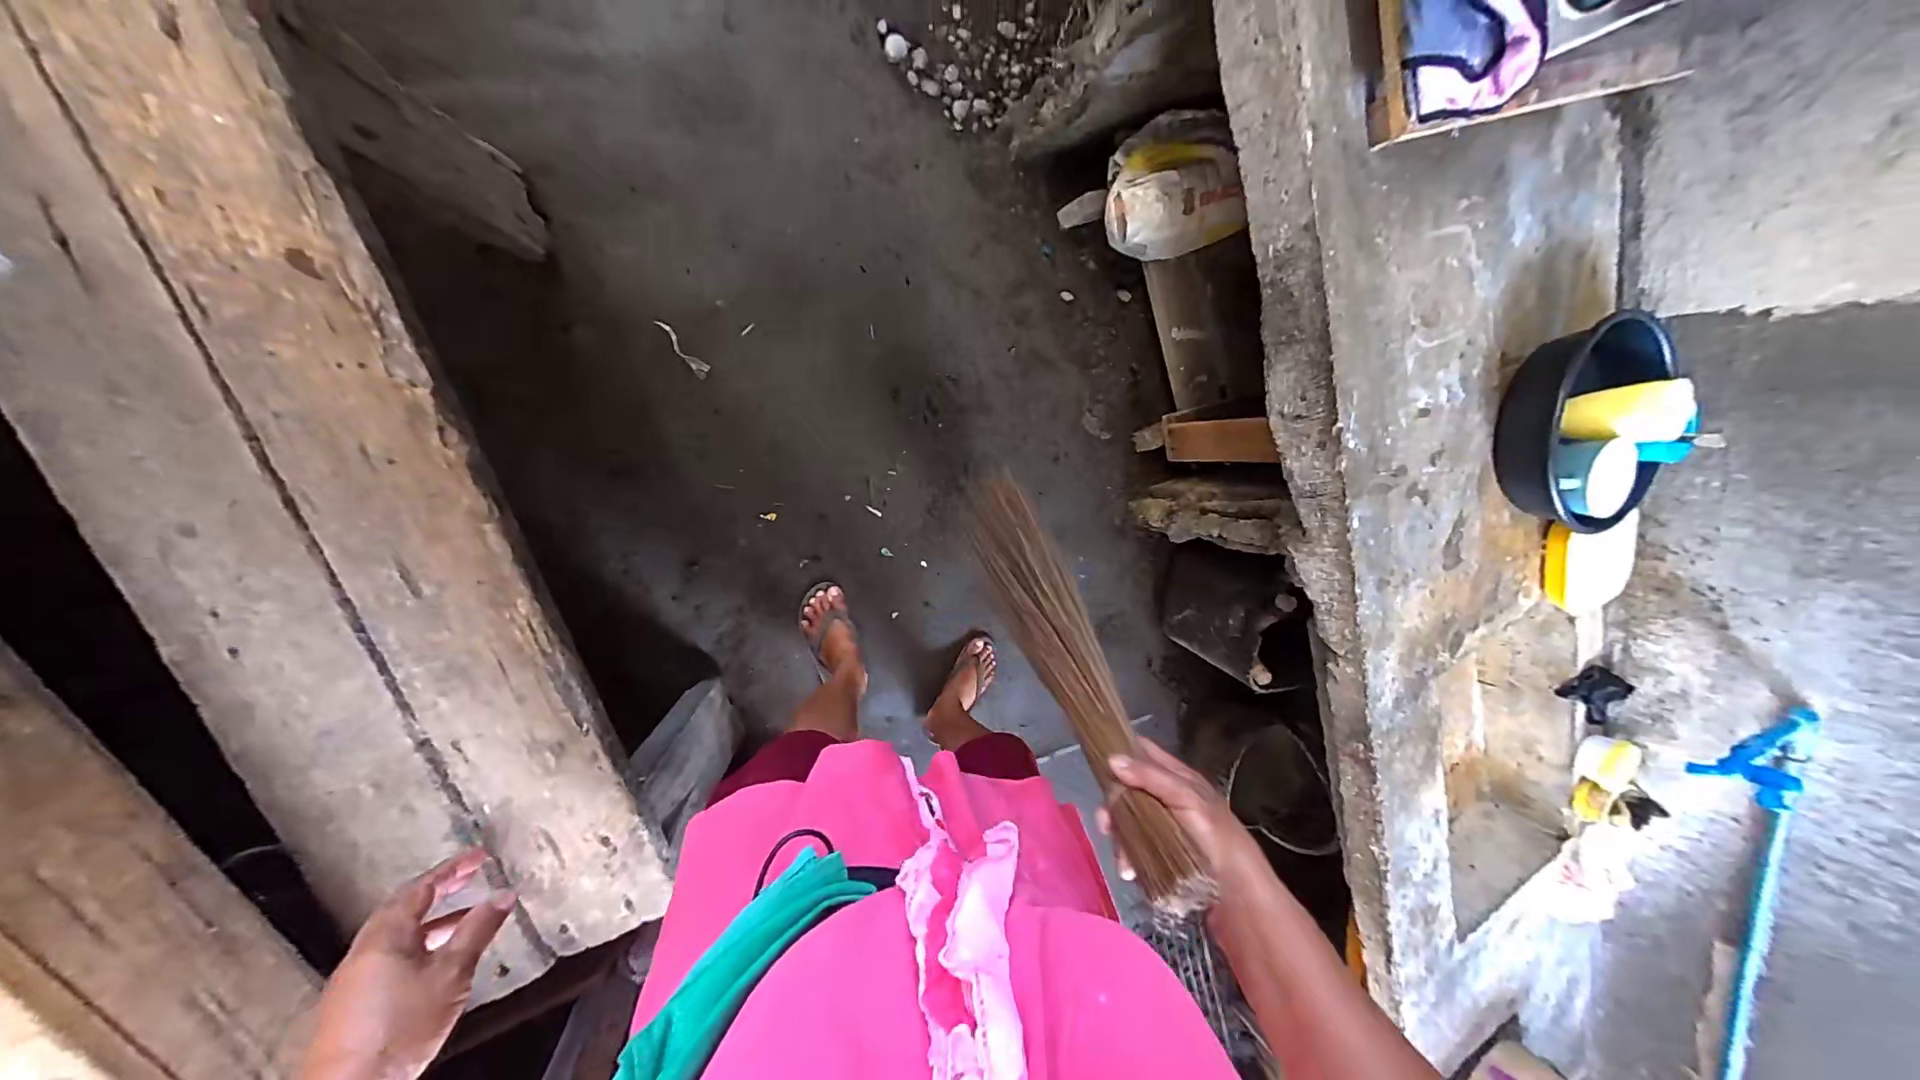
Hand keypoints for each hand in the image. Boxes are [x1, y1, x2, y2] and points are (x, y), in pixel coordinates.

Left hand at [298, 849, 515, 1079]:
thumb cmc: (400, 1027)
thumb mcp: (452, 972)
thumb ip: (478, 930)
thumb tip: (502, 897)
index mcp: (384, 937)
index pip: (421, 888)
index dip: (452, 869)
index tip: (478, 857)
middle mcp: (363, 953)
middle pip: (403, 910)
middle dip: (440, 891)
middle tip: (470, 877)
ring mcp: (354, 981)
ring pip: (398, 936)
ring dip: (432, 920)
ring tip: (465, 919)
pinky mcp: (353, 1006)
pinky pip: (391, 959)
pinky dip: (420, 946)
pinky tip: (439, 960)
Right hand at [1102, 738, 1265, 891]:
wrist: (1238, 891)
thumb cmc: (1215, 836)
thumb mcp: (1186, 797)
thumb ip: (1151, 777)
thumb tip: (1112, 760)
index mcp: (1176, 776)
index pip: (1142, 752)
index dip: (1121, 752)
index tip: (1100, 764)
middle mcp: (1165, 797)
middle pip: (1127, 789)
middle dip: (1113, 806)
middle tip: (1105, 823)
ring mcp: (1161, 825)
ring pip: (1126, 820)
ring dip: (1119, 838)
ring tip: (1123, 859)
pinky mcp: (1158, 852)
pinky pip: (1132, 846)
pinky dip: (1127, 857)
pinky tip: (1129, 870)